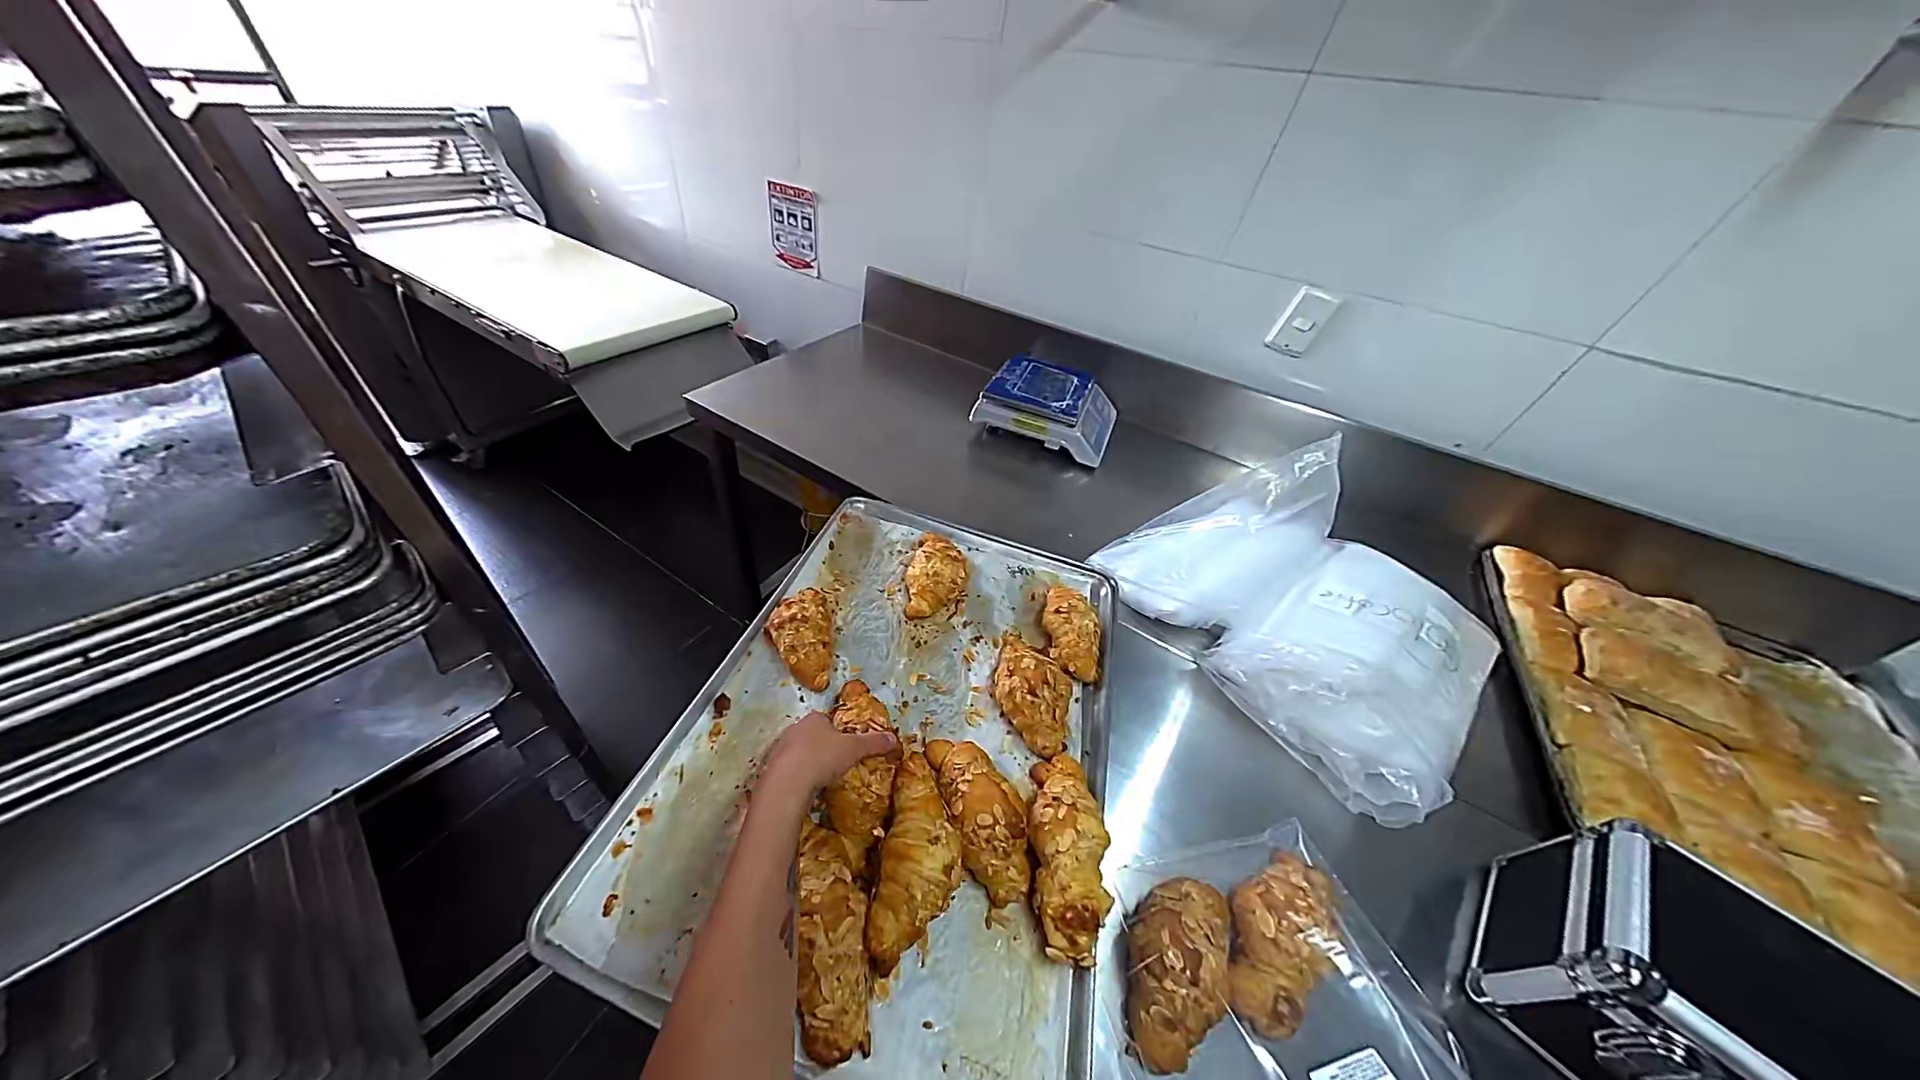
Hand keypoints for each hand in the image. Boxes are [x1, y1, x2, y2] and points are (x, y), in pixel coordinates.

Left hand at [761, 711, 896, 796]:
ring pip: (796, 752)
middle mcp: (794, 729)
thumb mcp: (854, 749)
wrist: (788, 782)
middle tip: (833, 764)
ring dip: (805, 762)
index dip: (836, 732)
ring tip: (818, 779)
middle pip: (810, 735)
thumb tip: (893, 738)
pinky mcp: (769, 768)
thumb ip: (873, 743)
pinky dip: (794, 777)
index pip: (826, 721)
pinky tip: (802, 788)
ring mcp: (779, 748)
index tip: (844, 747)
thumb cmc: (823, 757)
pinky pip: (786, 769)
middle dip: (820, 747)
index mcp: (814, 719)